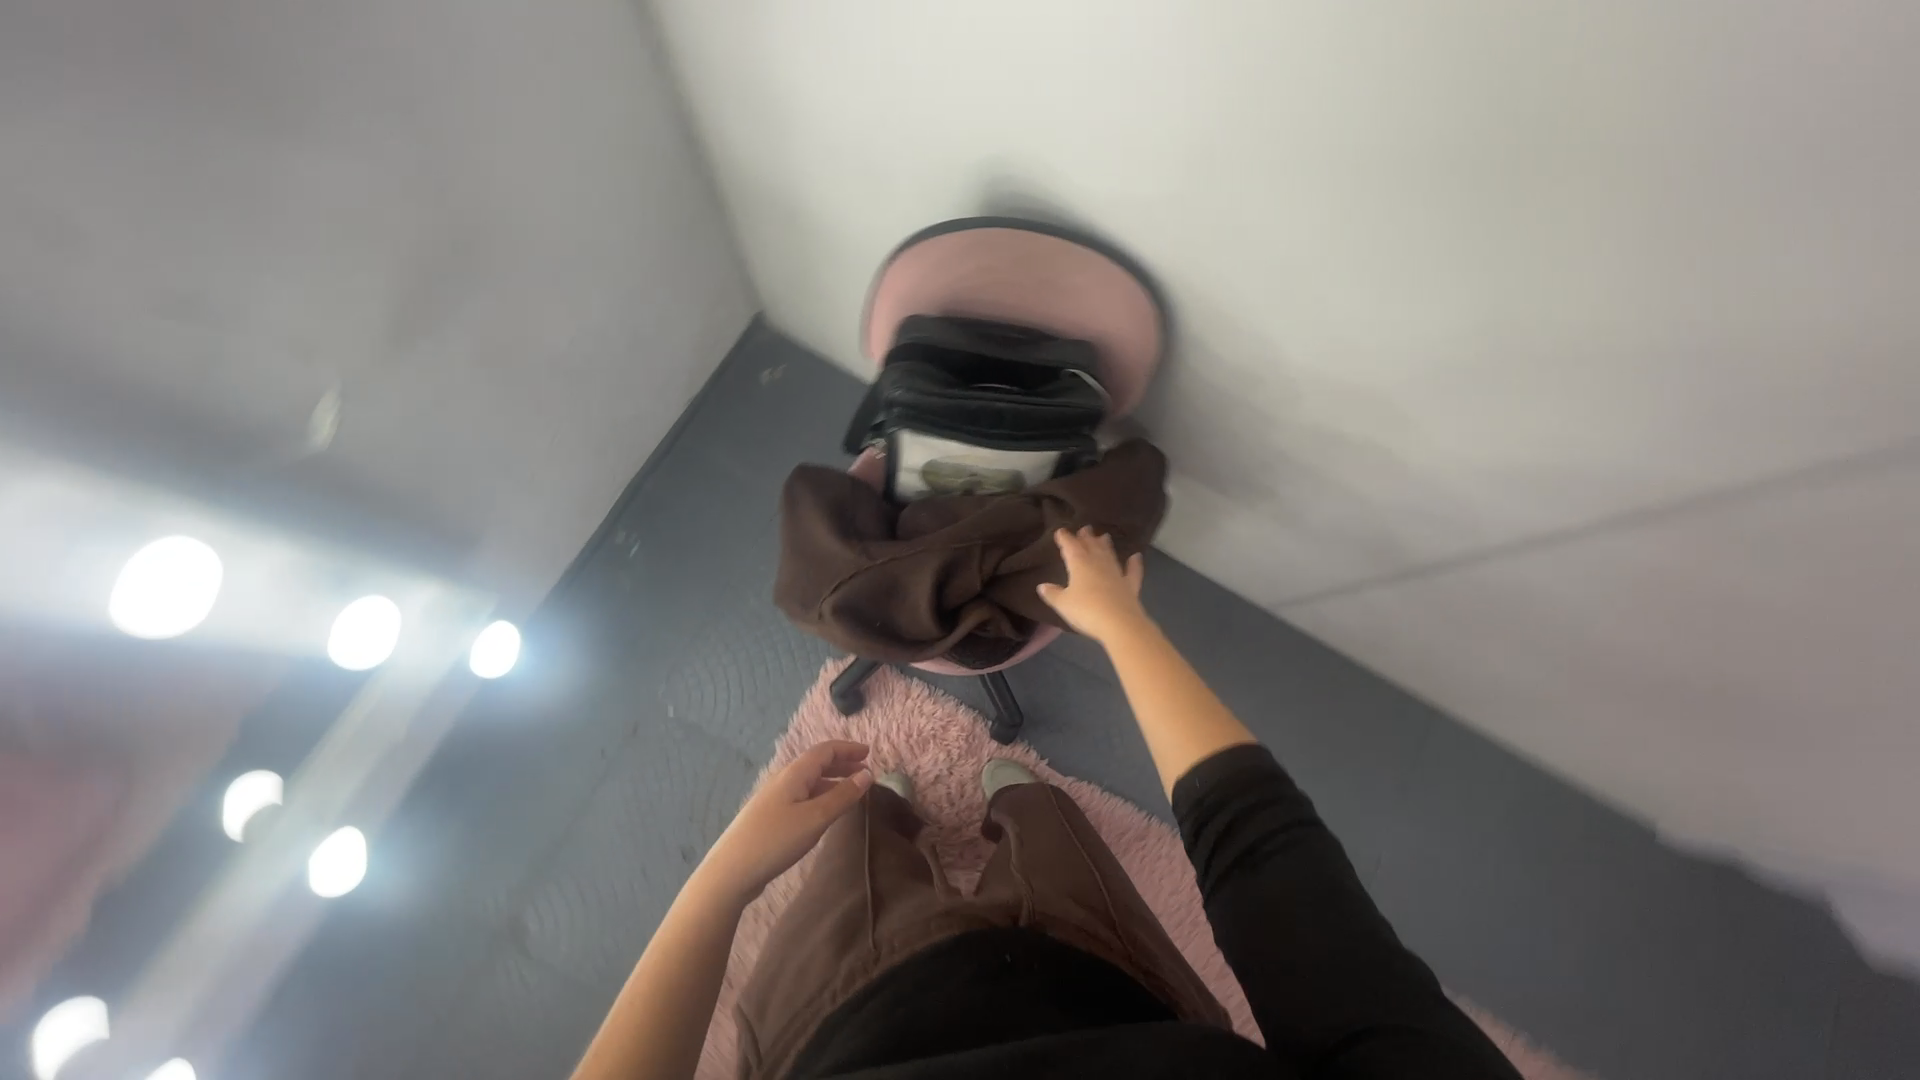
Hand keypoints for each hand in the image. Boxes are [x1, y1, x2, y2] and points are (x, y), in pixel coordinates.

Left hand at [701, 741, 871, 903]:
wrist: (731, 871)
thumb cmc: (776, 840)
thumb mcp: (816, 818)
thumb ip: (842, 796)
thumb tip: (866, 774)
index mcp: (794, 773)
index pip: (825, 750)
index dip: (848, 749)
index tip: (870, 753)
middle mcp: (783, 780)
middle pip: (816, 763)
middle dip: (842, 764)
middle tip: (865, 773)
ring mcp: (774, 799)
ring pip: (809, 782)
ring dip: (833, 782)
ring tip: (852, 793)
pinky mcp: (770, 818)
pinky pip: (802, 797)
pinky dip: (821, 797)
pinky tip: (826, 813)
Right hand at [1036, 527, 1151, 644]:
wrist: (1119, 623)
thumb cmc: (1086, 611)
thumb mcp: (1063, 604)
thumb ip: (1053, 594)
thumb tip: (1041, 586)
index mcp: (1079, 564)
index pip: (1070, 546)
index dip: (1065, 538)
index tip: (1060, 531)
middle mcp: (1098, 563)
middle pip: (1091, 546)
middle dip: (1087, 537)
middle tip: (1085, 528)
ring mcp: (1116, 573)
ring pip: (1110, 554)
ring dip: (1106, 545)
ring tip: (1104, 536)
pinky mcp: (1130, 585)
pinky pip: (1132, 571)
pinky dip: (1135, 564)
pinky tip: (1137, 556)